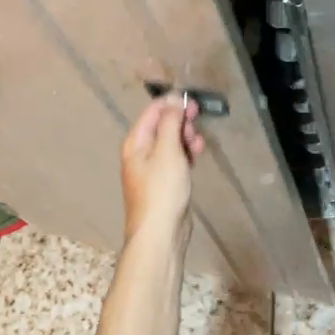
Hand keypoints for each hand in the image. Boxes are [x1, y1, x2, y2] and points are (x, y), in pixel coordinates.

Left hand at [120, 93, 204, 244]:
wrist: (160, 234)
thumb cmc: (162, 189)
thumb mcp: (168, 150)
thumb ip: (171, 122)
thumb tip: (174, 100)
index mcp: (136, 141)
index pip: (153, 110)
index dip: (173, 103)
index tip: (194, 104)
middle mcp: (140, 151)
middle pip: (162, 124)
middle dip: (182, 122)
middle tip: (196, 127)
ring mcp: (152, 167)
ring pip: (171, 141)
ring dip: (186, 138)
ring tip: (198, 147)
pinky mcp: (163, 180)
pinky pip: (175, 157)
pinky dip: (186, 153)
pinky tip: (196, 157)